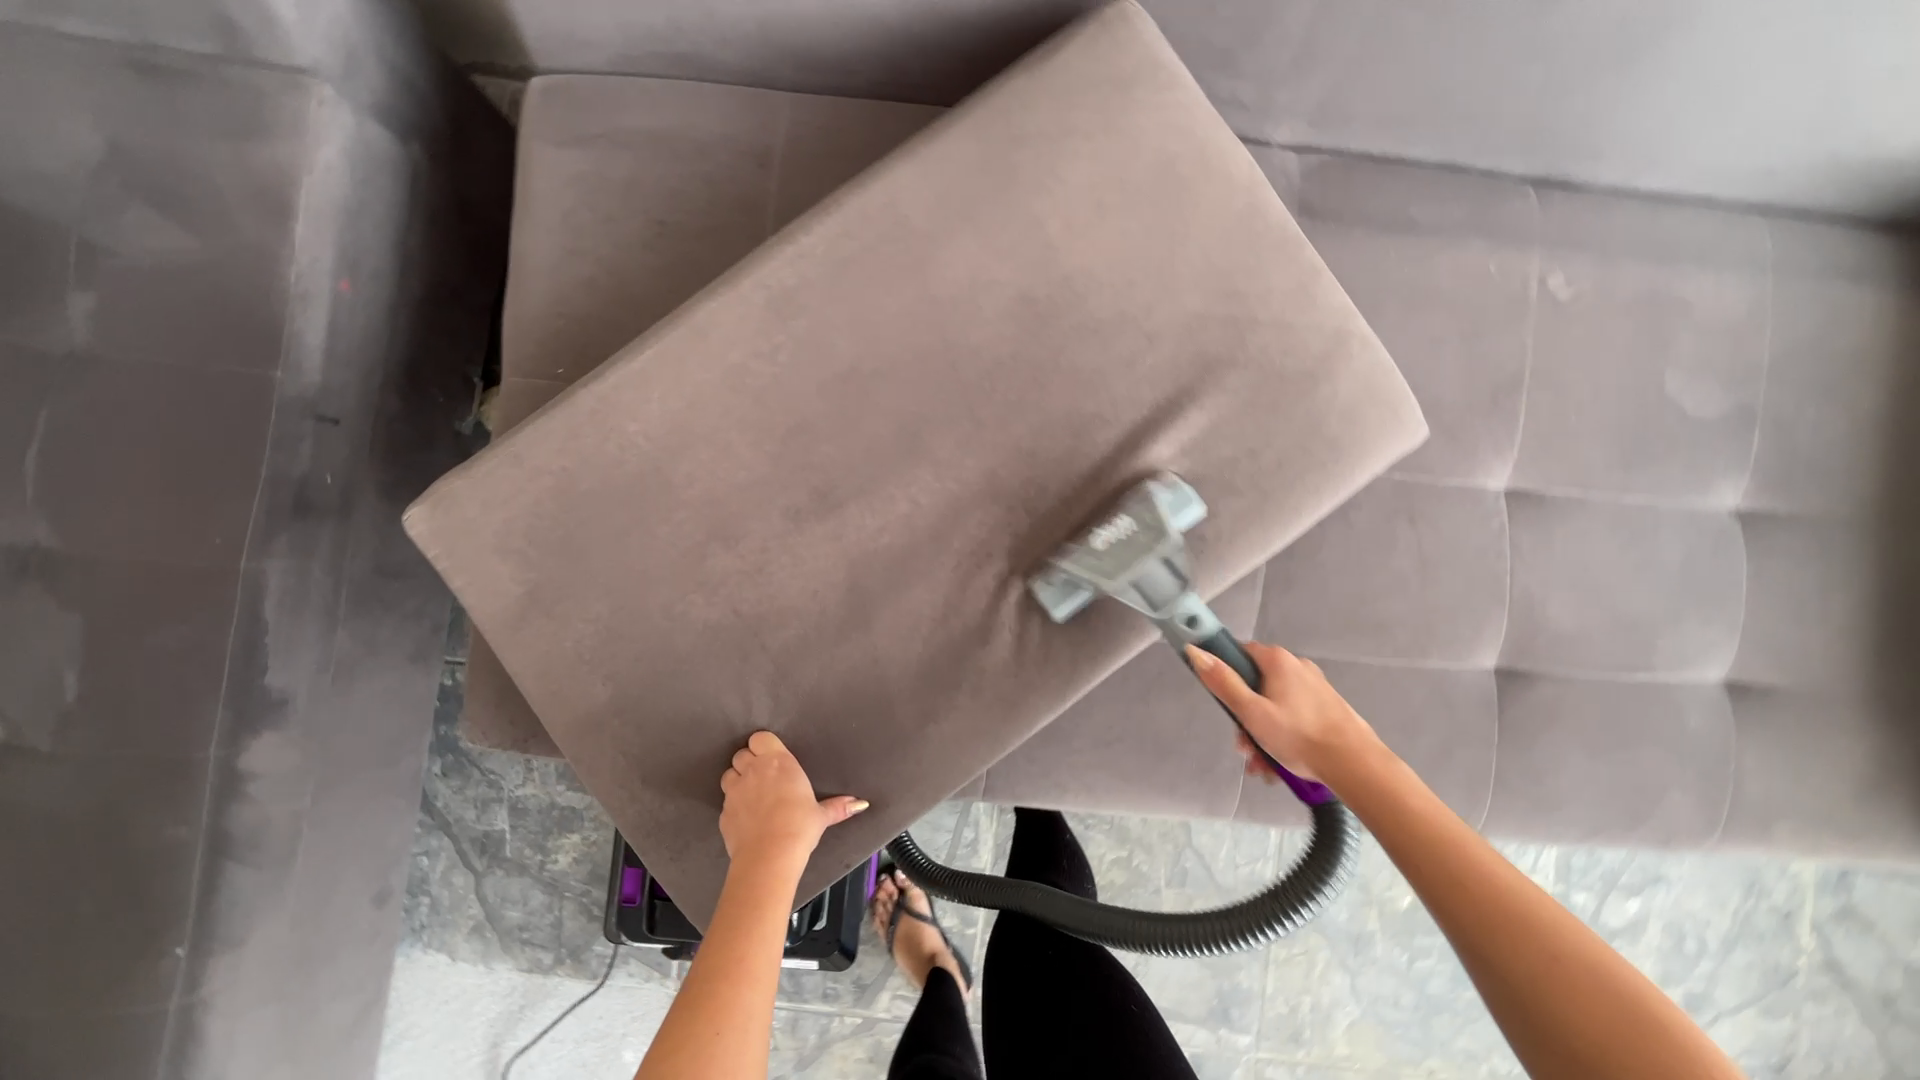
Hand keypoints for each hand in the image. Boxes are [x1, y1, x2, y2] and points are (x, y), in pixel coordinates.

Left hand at [719, 731, 868, 866]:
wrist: (769, 855)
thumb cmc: (799, 827)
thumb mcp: (822, 816)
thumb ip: (838, 806)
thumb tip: (860, 804)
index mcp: (778, 762)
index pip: (760, 738)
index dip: (764, 746)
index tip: (772, 758)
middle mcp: (753, 770)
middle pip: (742, 754)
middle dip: (749, 762)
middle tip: (764, 777)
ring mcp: (734, 790)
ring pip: (729, 775)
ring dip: (738, 781)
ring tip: (752, 796)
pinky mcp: (724, 812)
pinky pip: (726, 802)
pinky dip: (734, 806)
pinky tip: (746, 819)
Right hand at [1185, 642, 1376, 782]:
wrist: (1354, 764)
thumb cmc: (1298, 735)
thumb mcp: (1251, 712)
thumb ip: (1223, 683)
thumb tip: (1195, 651)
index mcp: (1278, 661)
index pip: (1241, 652)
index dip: (1226, 673)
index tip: (1222, 701)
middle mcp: (1297, 668)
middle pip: (1256, 687)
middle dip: (1244, 720)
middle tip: (1243, 747)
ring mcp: (1314, 689)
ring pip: (1274, 708)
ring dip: (1260, 736)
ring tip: (1260, 766)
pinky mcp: (1326, 709)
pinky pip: (1292, 719)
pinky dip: (1281, 739)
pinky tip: (1277, 766)